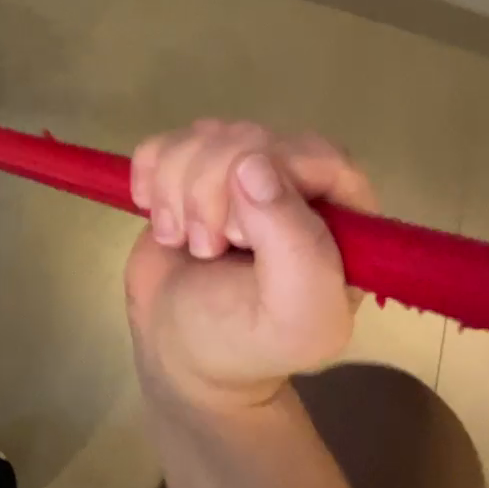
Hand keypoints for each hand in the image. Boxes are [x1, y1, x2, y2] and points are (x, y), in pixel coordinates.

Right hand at [124, 121, 375, 413]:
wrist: (178, 351)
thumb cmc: (245, 342)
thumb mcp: (294, 316)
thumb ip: (295, 245)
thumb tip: (254, 163)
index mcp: (341, 212)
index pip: (310, 153)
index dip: (264, 181)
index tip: (238, 234)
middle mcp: (294, 180)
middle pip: (245, 138)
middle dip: (208, 193)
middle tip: (206, 248)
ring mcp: (237, 170)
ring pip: (200, 136)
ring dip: (175, 192)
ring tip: (184, 241)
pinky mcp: (188, 168)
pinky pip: (163, 141)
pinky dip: (148, 178)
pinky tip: (159, 218)